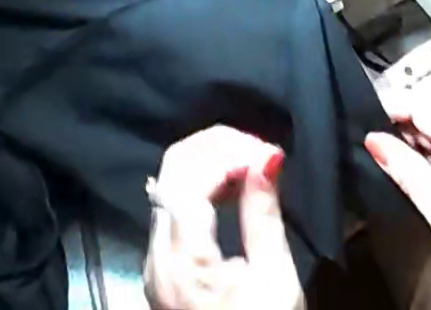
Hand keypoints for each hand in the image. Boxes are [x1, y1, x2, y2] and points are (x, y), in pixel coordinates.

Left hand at [144, 127, 302, 309]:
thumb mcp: (275, 282)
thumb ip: (264, 214)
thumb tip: (266, 156)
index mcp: (181, 262)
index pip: (190, 177)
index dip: (229, 152)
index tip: (268, 152)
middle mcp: (156, 256)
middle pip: (174, 171)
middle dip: (217, 147)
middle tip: (261, 150)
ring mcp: (155, 262)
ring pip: (171, 182)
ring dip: (210, 160)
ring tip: (252, 161)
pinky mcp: (163, 267)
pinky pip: (176, 205)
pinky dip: (203, 182)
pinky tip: (233, 183)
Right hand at [365, 95, 430, 309]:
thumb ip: (409, 174)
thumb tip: (371, 138)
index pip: (420, 105)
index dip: (385, 109)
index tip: (351, 118)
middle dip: (395, 127)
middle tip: (357, 140)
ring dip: (411, 146)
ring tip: (373, 154)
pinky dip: (430, 163)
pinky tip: (407, 174)